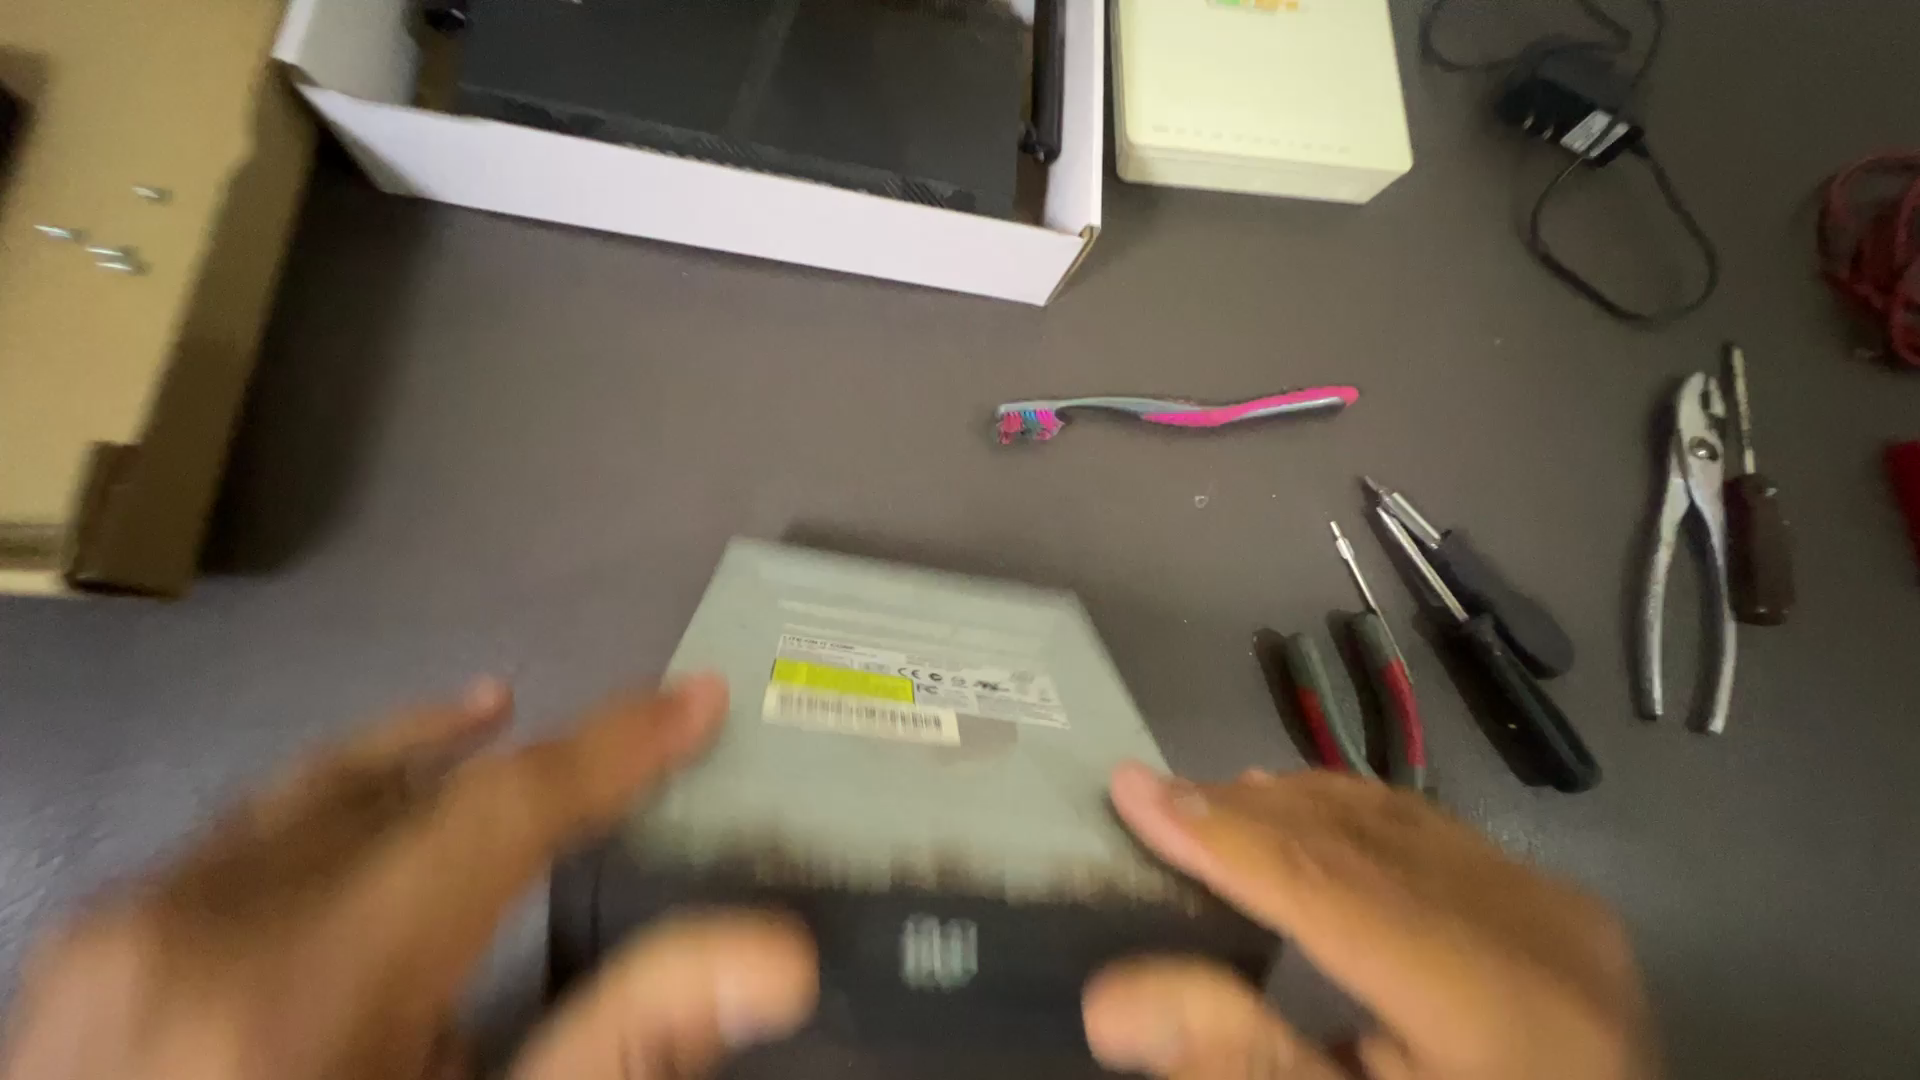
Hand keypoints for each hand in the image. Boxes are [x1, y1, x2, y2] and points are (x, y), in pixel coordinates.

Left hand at [0, 675, 817, 1079]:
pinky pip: (260, 823)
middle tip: (652, 735)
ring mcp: (127, 932)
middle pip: (433, 793)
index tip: (698, 699)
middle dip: (558, 762)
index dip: (616, 747)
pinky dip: (355, 782)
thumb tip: (781, 959)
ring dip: (449, 757)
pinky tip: (398, 775)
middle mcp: (197, 933)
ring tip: (505, 717)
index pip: (502, 810)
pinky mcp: (98, 948)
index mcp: (297, 991)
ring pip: (344, 788)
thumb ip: (628, 1043)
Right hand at [1083, 767, 1655, 1079]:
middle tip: (1149, 795)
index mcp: (1500, 1010)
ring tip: (1197, 802)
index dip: (1223, 837)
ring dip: (1276, 805)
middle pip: (1350, 839)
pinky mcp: (1540, 892)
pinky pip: (1411, 822)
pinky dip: (1328, 809)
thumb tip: (1108, 998)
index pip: (1329, 889)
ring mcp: (1546, 902)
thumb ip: (1238, 1060)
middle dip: (1236, 812)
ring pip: (1377, 815)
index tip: (1129, 789)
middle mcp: (1536, 932)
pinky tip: (1278, 803)